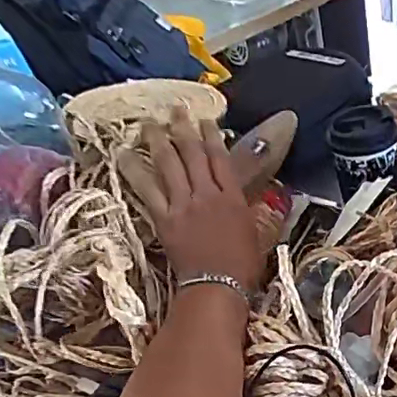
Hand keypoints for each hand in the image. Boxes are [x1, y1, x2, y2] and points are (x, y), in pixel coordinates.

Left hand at [127, 115, 283, 291]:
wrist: (218, 287)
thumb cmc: (244, 268)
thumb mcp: (260, 238)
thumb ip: (260, 216)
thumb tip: (270, 204)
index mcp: (233, 199)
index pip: (221, 160)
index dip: (212, 137)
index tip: (205, 119)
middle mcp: (207, 195)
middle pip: (193, 154)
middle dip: (184, 129)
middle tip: (175, 110)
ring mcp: (183, 205)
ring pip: (169, 165)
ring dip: (159, 141)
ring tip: (150, 124)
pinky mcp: (165, 219)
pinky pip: (147, 190)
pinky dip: (136, 171)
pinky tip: (126, 156)